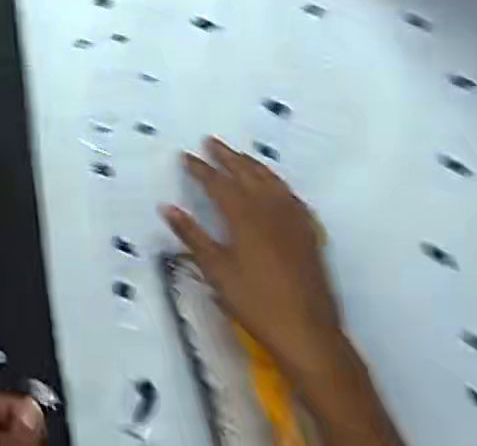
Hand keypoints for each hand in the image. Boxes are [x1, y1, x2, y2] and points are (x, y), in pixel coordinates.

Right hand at [161, 138, 344, 380]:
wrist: (308, 334)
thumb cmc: (255, 301)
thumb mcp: (215, 269)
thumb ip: (192, 235)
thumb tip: (167, 207)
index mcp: (243, 215)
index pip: (217, 183)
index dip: (200, 169)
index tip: (186, 156)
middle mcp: (269, 210)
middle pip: (246, 174)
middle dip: (227, 157)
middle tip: (211, 142)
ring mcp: (293, 221)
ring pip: (271, 181)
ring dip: (253, 165)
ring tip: (240, 156)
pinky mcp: (309, 235)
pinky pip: (291, 197)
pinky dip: (278, 184)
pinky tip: (276, 187)